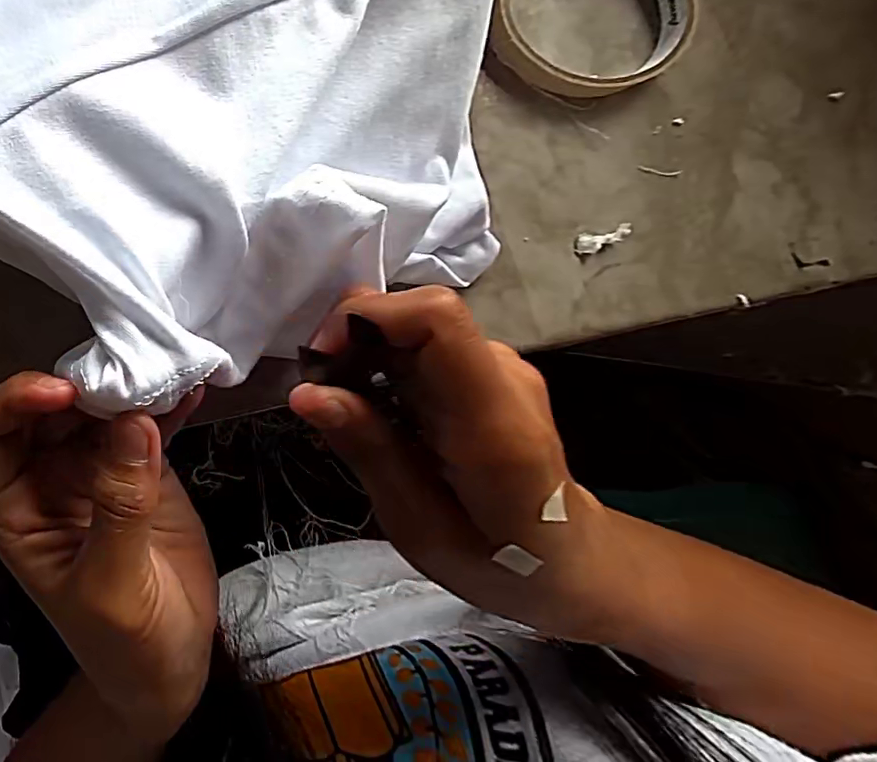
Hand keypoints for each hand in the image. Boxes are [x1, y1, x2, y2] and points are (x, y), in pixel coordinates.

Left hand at [0, 374, 216, 747]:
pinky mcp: (143, 466)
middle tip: (129, 372)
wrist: (173, 665)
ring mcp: (99, 469)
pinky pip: (149, 423)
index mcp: (21, 505)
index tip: (64, 391)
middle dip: (85, 384)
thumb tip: (132, 423)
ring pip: (101, 406)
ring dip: (130, 385)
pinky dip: (168, 405)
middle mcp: (53, 477)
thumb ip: (119, 507)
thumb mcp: (112, 586)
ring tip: (165, 371)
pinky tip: (191, 390)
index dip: (18, 400)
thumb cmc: (125, 645)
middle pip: (53, 408)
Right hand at [288, 287, 611, 640]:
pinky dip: (385, 364)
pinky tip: (377, 411)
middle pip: (416, 312)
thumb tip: (305, 392)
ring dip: (365, 353)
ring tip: (346, 409)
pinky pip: (423, 345)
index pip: (437, 317)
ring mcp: (498, 364)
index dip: (368, 317)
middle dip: (352, 338)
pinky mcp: (486, 367)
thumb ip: (367, 449)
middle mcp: (500, 373)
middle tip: (322, 392)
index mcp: (491, 419)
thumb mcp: (418, 527)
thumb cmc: (500, 563)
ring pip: (413, 325)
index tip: (323, 360)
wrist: (571, 559)